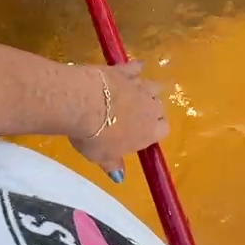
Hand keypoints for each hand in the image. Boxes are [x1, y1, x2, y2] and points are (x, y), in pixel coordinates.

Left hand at [70, 61, 169, 180]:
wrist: (81, 102)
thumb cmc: (93, 136)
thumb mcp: (100, 157)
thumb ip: (113, 164)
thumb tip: (119, 177)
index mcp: (149, 132)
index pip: (162, 130)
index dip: (153, 131)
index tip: (140, 133)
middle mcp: (150, 108)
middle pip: (159, 108)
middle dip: (151, 111)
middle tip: (135, 115)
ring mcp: (138, 87)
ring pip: (153, 87)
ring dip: (147, 90)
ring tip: (137, 93)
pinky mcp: (124, 70)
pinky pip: (136, 67)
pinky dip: (135, 68)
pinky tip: (133, 68)